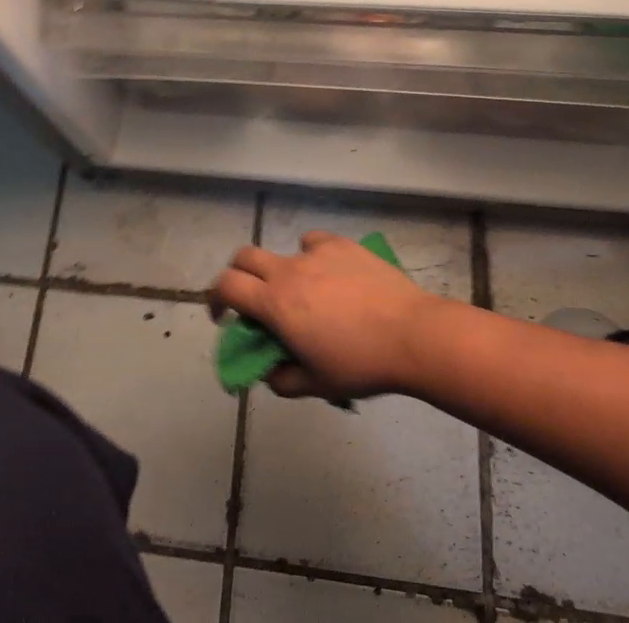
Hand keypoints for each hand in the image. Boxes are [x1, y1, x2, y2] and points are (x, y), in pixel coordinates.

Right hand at [210, 231, 444, 402]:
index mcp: (275, 304)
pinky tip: (331, 275)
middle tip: (252, 298)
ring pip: (283, 250)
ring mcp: (317, 254)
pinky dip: (312, 256)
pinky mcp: (343, 245)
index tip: (224, 316)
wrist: (413, 335)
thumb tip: (270, 372)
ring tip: (302, 291)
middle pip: (244, 257)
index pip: (225, 286)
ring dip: (279, 269)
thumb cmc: (361, 363)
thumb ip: (283, 380)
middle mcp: (289, 271)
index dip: (215, 298)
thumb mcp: (317, 384)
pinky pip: (315, 243)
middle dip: (239, 275)